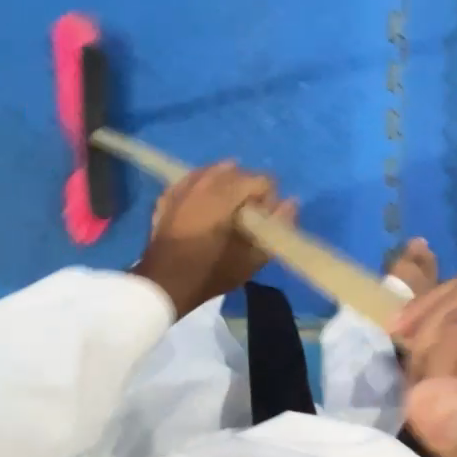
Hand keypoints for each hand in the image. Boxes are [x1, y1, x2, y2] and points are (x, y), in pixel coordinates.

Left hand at [132, 162, 295, 316]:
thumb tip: (292, 202)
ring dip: (225, 186)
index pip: (262, 180)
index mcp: (227, 195)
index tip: (263, 221)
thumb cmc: (211, 272)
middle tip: (246, 218)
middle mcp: (205, 183)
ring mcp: (183, 187)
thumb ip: (277, 226)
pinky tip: (203, 204)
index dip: (268, 200)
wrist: (163, 284)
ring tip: (225, 211)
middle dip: (247, 191)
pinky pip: (192, 180)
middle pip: (238, 172)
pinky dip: (202, 187)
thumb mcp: (252, 258)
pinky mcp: (167, 196)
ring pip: (213, 171)